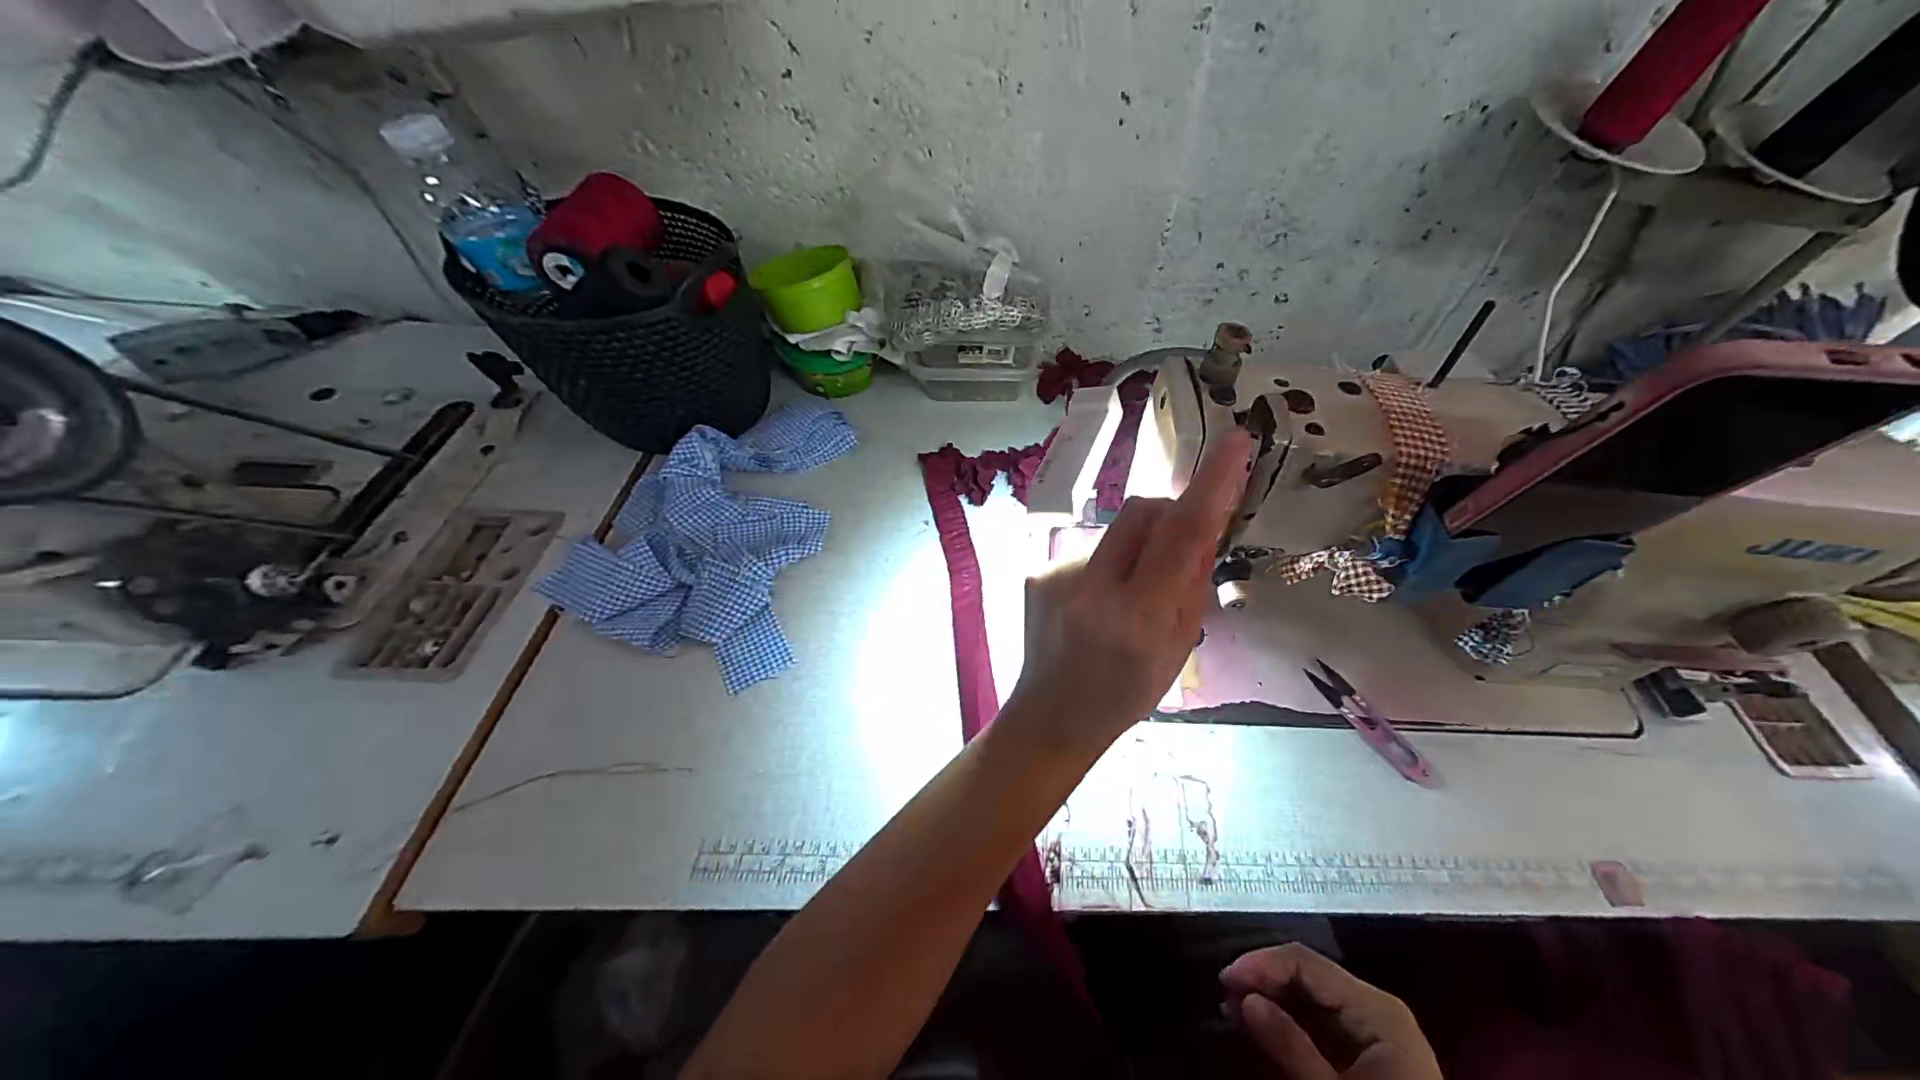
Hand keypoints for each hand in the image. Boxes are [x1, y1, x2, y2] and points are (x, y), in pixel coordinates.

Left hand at [1005, 430, 1253, 747]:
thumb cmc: (1125, 693)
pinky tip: (1097, 600)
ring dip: (1136, 547)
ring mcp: (1056, 574)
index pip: (1181, 536)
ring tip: (1129, 593)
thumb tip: (1206, 526)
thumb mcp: (1178, 648)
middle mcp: (1091, 587)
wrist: (1052, 713)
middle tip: (1179, 547)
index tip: (1234, 442)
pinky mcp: (1037, 569)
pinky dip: (1107, 564)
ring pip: (1116, 531)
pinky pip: (1089, 547)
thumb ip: (1192, 583)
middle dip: (1170, 514)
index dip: (1211, 486)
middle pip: (1141, 510)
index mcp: (1136, 616)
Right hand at [1220, 943, 1441, 1079]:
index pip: (1305, 962)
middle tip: (1224, 995)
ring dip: (1271, 997)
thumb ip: (1290, 1047)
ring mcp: (1375, 1027)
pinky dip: (1288, 1018)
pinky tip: (1260, 1023)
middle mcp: (1376, 1006)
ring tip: (1233, 1009)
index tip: (1223, 981)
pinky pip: (1321, 1018)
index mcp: (1377, 1010)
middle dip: (1263, 980)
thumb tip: (1244, 999)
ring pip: (1311, 993)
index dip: (1260, 964)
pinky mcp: (1370, 1049)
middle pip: (1308, 972)